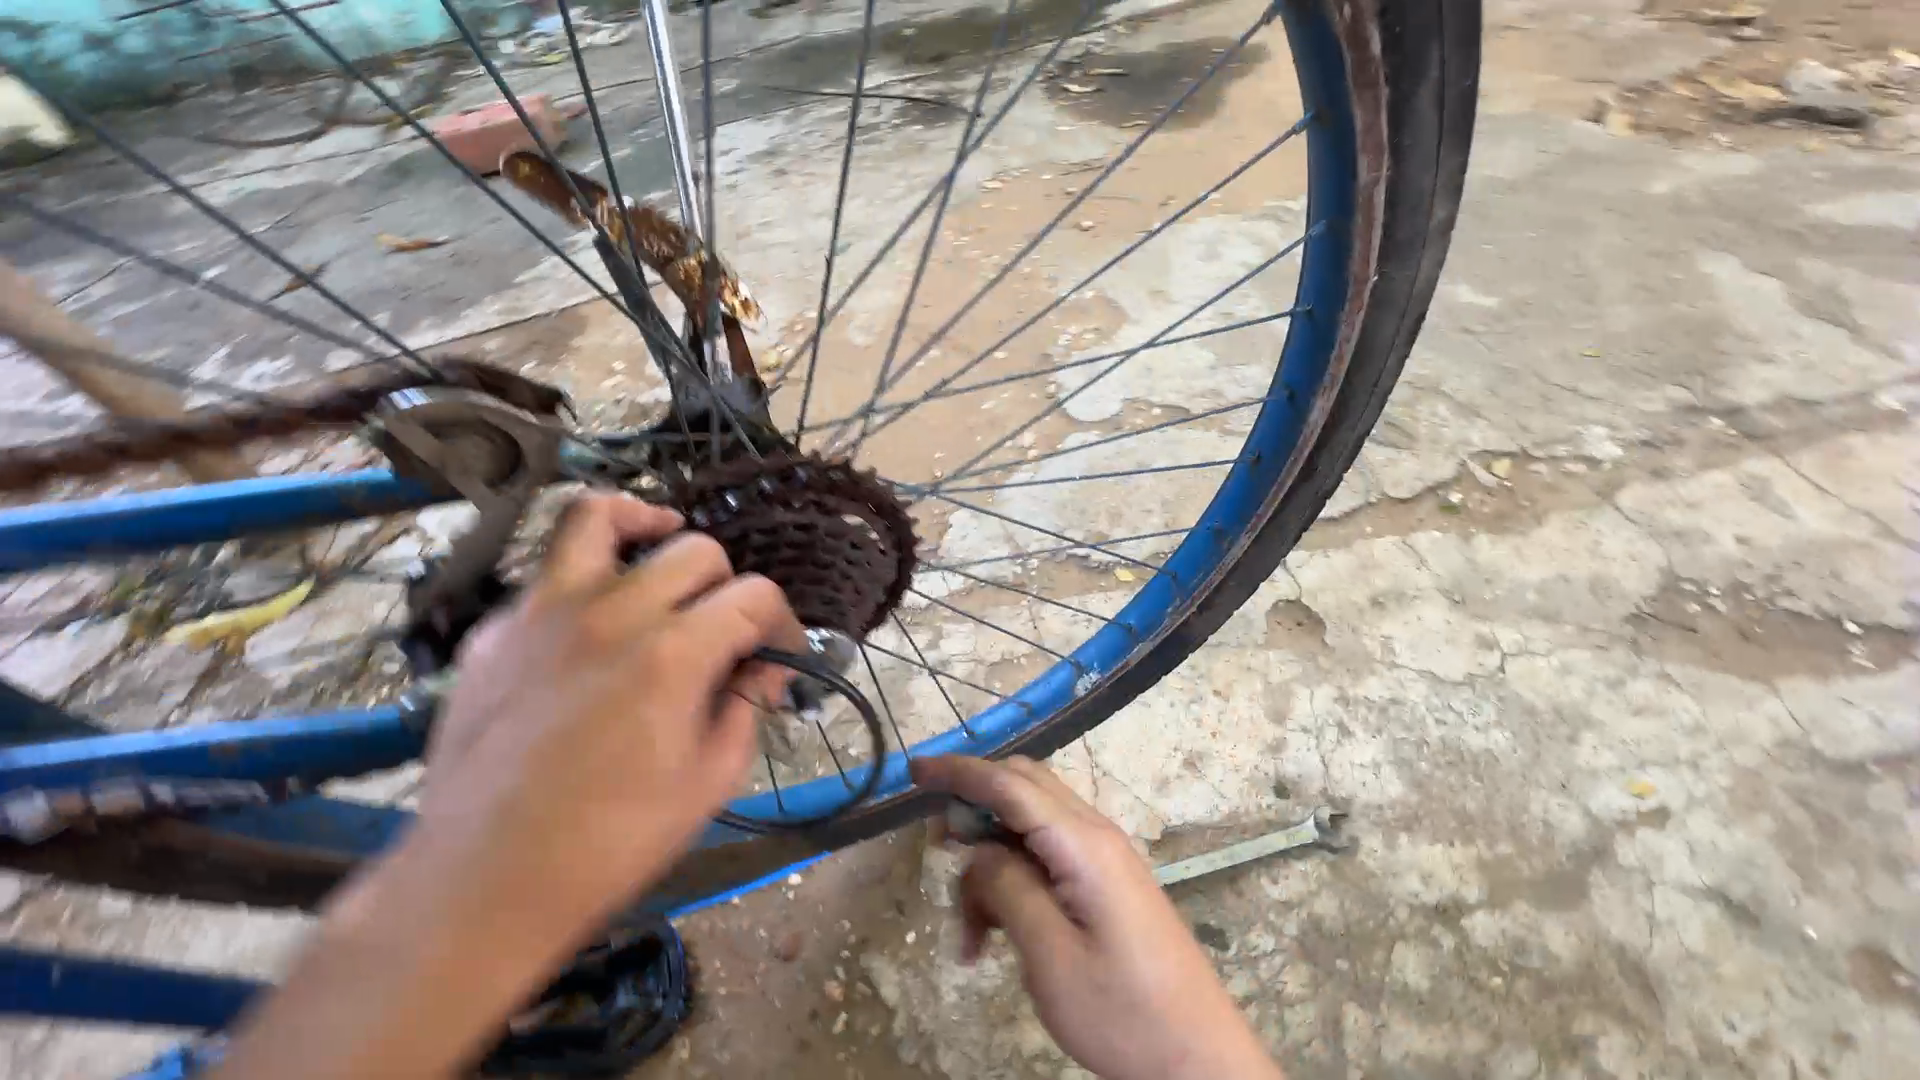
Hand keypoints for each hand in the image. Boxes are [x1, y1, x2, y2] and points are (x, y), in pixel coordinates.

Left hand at [213, 495, 805, 1079]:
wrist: (483, 879)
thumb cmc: (613, 841)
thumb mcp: (711, 781)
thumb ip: (748, 707)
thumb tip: (762, 667)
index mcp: (675, 653)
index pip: (756, 595)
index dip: (783, 622)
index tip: (778, 657)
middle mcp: (613, 612)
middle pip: (696, 550)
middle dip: (726, 587)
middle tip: (722, 633)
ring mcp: (544, 612)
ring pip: (599, 516)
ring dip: (645, 524)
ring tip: (658, 542)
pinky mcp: (495, 630)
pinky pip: (548, 574)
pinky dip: (585, 582)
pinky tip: (591, 626)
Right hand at [912, 755, 1283, 1079]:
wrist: (1199, 1061)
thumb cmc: (1123, 1012)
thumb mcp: (1050, 956)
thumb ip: (1006, 888)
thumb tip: (976, 850)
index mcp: (1083, 843)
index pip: (1009, 784)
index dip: (959, 771)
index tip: (914, 770)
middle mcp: (1095, 835)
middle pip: (1022, 790)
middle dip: (973, 807)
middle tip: (938, 849)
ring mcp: (1104, 859)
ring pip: (1030, 828)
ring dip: (991, 860)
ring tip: (968, 929)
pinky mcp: (1106, 884)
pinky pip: (1048, 858)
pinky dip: (1013, 881)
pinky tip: (995, 933)